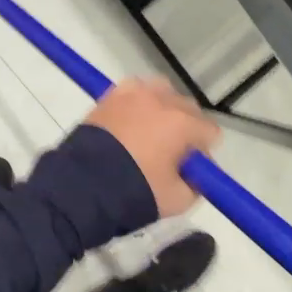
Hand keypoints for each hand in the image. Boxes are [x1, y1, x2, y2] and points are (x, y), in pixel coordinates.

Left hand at [84, 78, 220, 217]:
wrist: (81, 186)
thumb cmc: (134, 192)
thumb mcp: (177, 200)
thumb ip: (195, 184)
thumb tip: (193, 174)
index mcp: (182, 124)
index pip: (210, 132)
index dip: (203, 153)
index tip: (190, 169)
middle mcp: (161, 100)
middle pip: (187, 109)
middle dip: (185, 130)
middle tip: (169, 155)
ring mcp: (133, 94)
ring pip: (161, 93)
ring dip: (163, 110)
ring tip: (149, 134)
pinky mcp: (109, 97)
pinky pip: (133, 91)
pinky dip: (136, 103)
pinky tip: (130, 123)